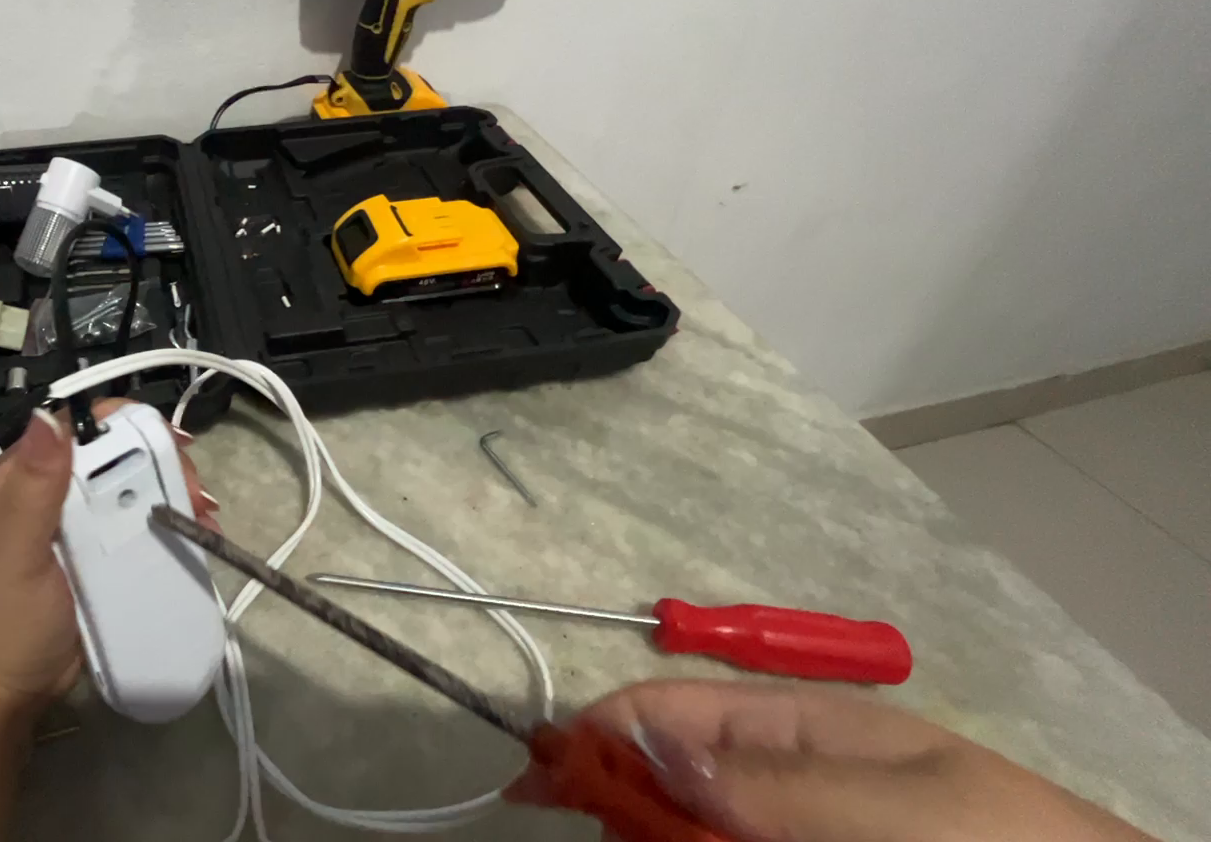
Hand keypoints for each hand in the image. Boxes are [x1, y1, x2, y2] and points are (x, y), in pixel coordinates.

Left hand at [0, 401, 216, 721]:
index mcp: (24, 478)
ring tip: (202, 517)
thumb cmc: (0, 625)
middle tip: (192, 493)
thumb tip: (47, 415)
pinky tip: (196, 535)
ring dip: (171, 492)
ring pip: (133, 487)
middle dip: (162, 461)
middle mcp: (53, 492)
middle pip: (117, 452)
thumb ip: (33, 487)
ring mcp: (78, 527)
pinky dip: (169, 525)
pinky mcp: (100, 558)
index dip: (126, 425)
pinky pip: (139, 526)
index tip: (168, 446)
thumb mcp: (15, 553)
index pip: (80, 425)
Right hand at [510, 679, 1153, 841]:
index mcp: (780, 721)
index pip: (662, 710)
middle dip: (609, 791)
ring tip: (605, 831)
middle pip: (660, 772)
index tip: (538, 771)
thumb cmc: (1000, 840)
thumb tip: (647, 743)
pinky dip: (674, 838)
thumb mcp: (898, 803)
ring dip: (640, 826)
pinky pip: (713, 837)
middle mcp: (766, 770)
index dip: (596, 733)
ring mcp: (772, 821)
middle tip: (558, 817)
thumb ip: (772, 777)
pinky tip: (652, 838)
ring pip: (682, 817)